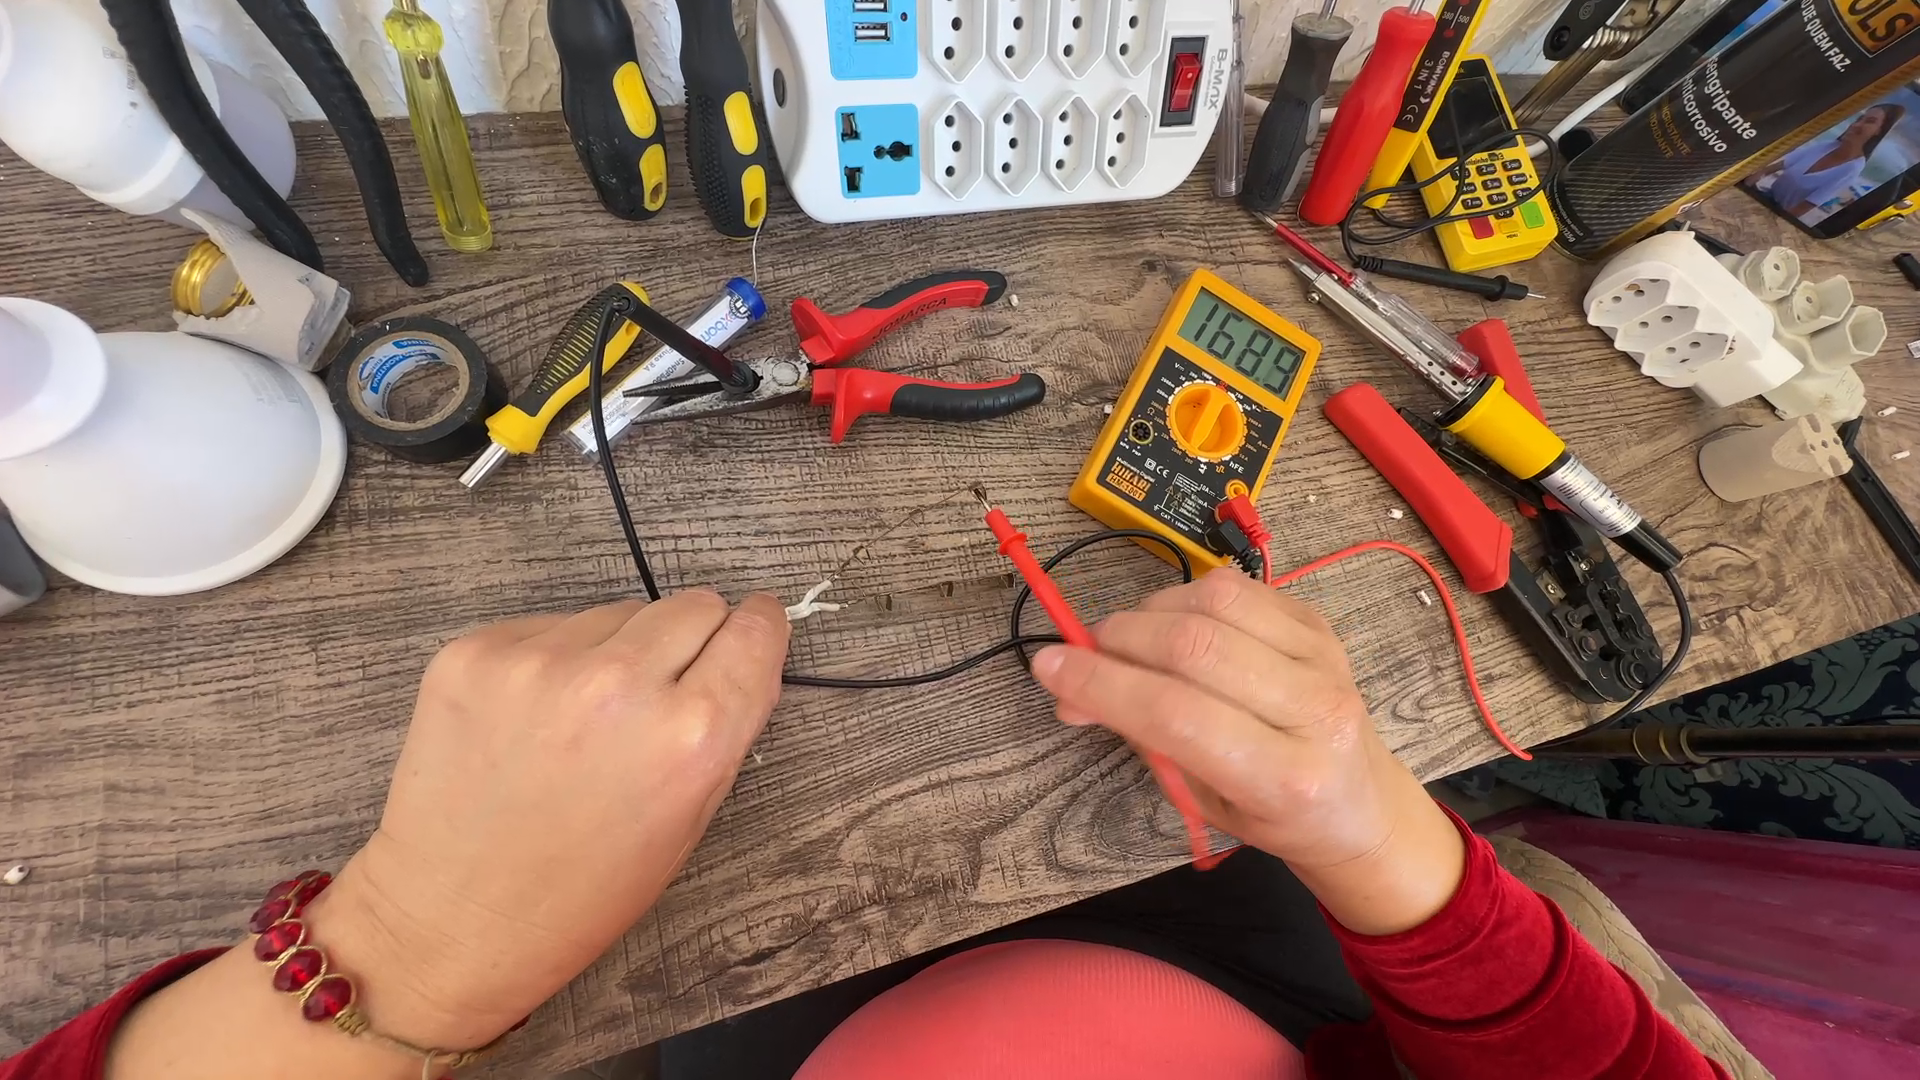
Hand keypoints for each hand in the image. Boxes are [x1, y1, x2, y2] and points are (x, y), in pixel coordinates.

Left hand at [309, 591, 789, 1048]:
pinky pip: (557, 623)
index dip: (759, 629)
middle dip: (694, 638)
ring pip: (625, 609)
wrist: (447, 925)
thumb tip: (747, 641)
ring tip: (588, 713)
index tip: (751, 631)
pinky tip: (537, 713)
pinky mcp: (476, 653)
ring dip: (623, 647)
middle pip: (697, 604)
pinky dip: (561, 655)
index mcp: (694, 734)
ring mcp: (542, 663)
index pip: (756, 630)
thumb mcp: (696, 810)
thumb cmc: (592, 886)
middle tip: (662, 687)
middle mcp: (623, 685)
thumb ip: (731, 717)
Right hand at [1029, 568, 1464, 934]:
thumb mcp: (1198, 796)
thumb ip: (1137, 734)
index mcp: (1284, 778)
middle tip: (1082, 652)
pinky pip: (1231, 586)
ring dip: (1146, 612)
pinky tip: (1170, 622)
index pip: (1176, 714)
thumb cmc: (1270, 814)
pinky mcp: (1317, 620)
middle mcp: (1314, 709)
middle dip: (1116, 640)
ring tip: (1127, 639)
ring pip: (1211, 601)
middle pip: (1192, 646)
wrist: (1361, 804)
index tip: (1048, 666)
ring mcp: (1322, 656)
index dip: (1103, 683)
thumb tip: (1067, 690)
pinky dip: (1181, 596)